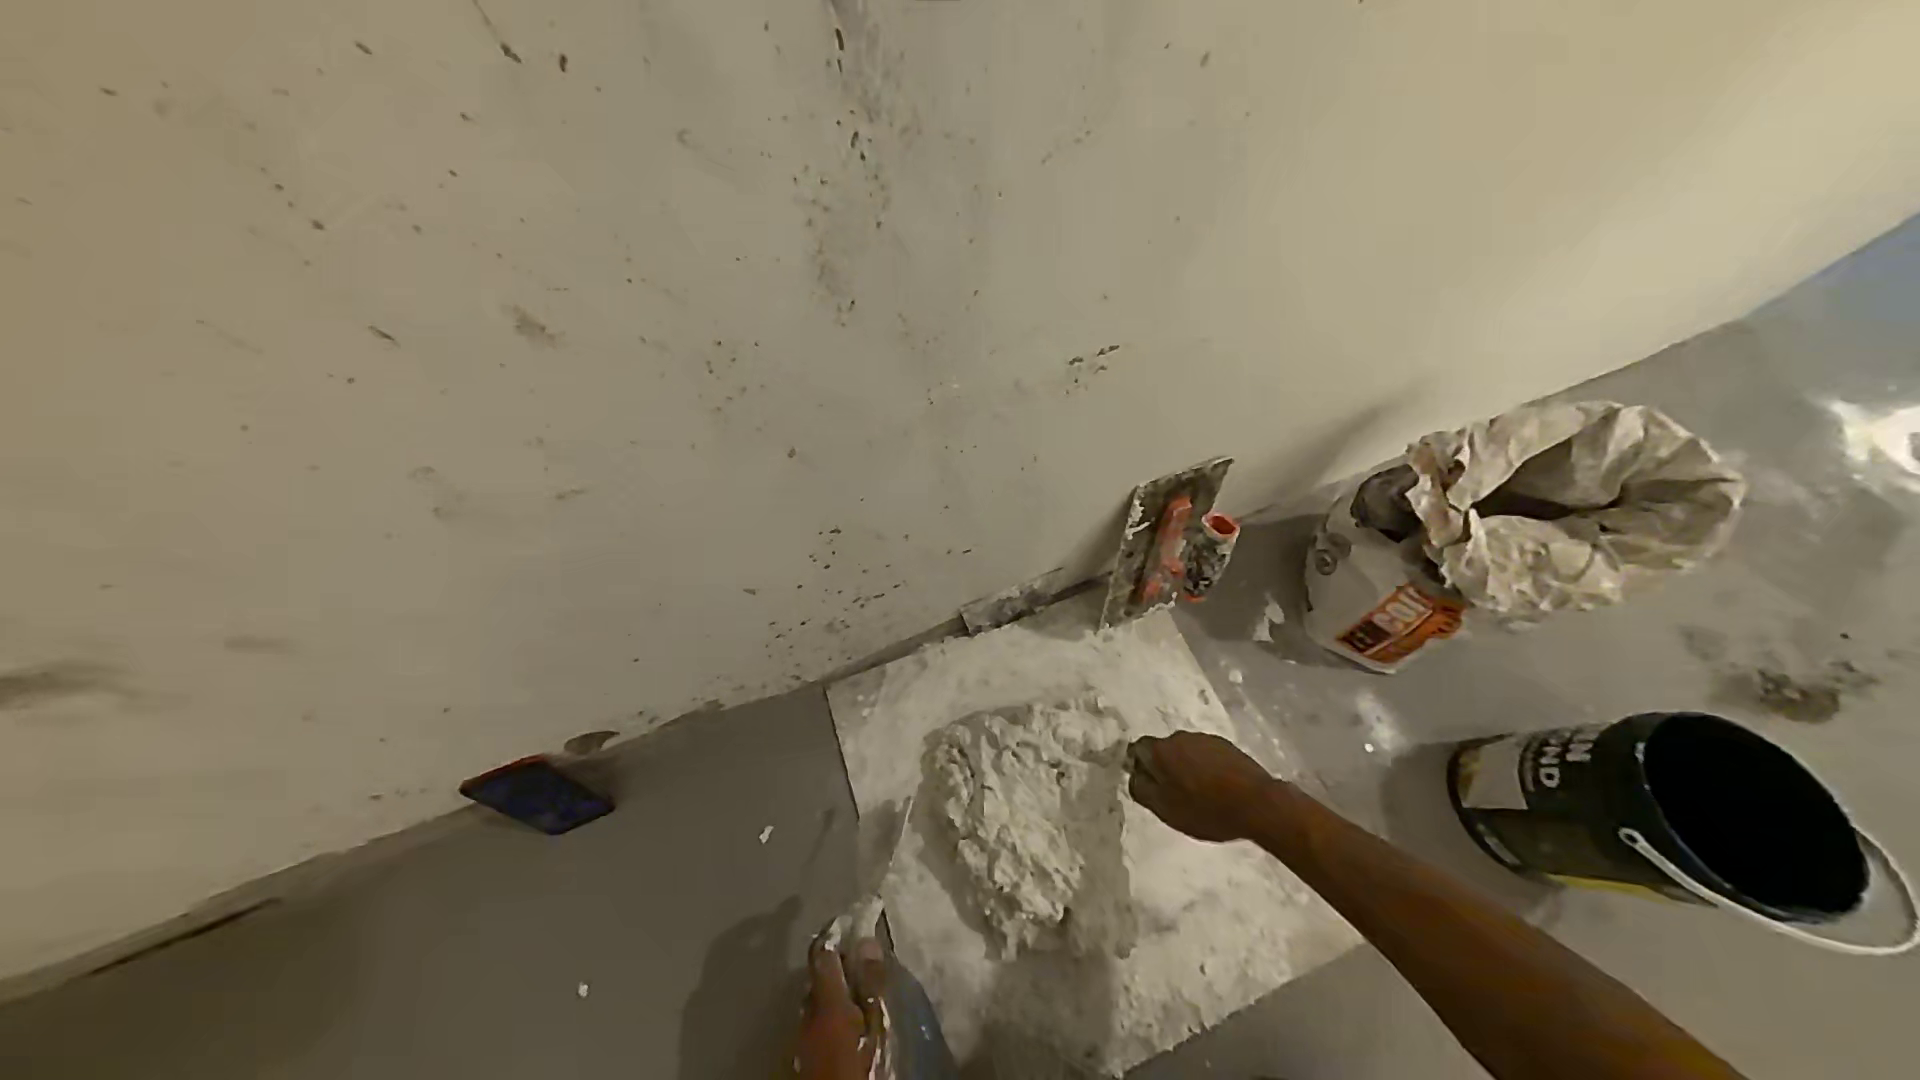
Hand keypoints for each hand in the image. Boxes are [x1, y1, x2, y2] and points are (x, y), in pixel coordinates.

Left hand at [795, 933, 889, 1079]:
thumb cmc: (862, 1068)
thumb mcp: (877, 1025)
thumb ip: (872, 984)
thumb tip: (867, 940)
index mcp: (825, 1001)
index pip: (822, 953)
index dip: (836, 934)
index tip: (852, 920)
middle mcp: (806, 1014)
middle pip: (818, 978)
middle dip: (837, 966)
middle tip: (862, 959)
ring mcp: (801, 1038)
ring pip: (816, 1001)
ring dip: (834, 991)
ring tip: (859, 990)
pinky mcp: (803, 1058)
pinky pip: (815, 1022)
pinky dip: (830, 1013)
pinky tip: (847, 1021)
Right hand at [1127, 731, 1277, 842]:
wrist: (1258, 804)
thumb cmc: (1206, 810)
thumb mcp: (1164, 809)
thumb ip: (1141, 789)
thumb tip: (1133, 776)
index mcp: (1160, 750)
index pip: (1137, 749)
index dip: (1139, 767)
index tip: (1149, 785)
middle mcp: (1179, 737)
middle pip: (1163, 750)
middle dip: (1164, 767)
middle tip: (1174, 793)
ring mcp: (1205, 739)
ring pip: (1185, 751)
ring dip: (1186, 767)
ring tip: (1199, 792)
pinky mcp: (1227, 745)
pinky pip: (1206, 754)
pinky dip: (1206, 767)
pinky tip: (1217, 787)